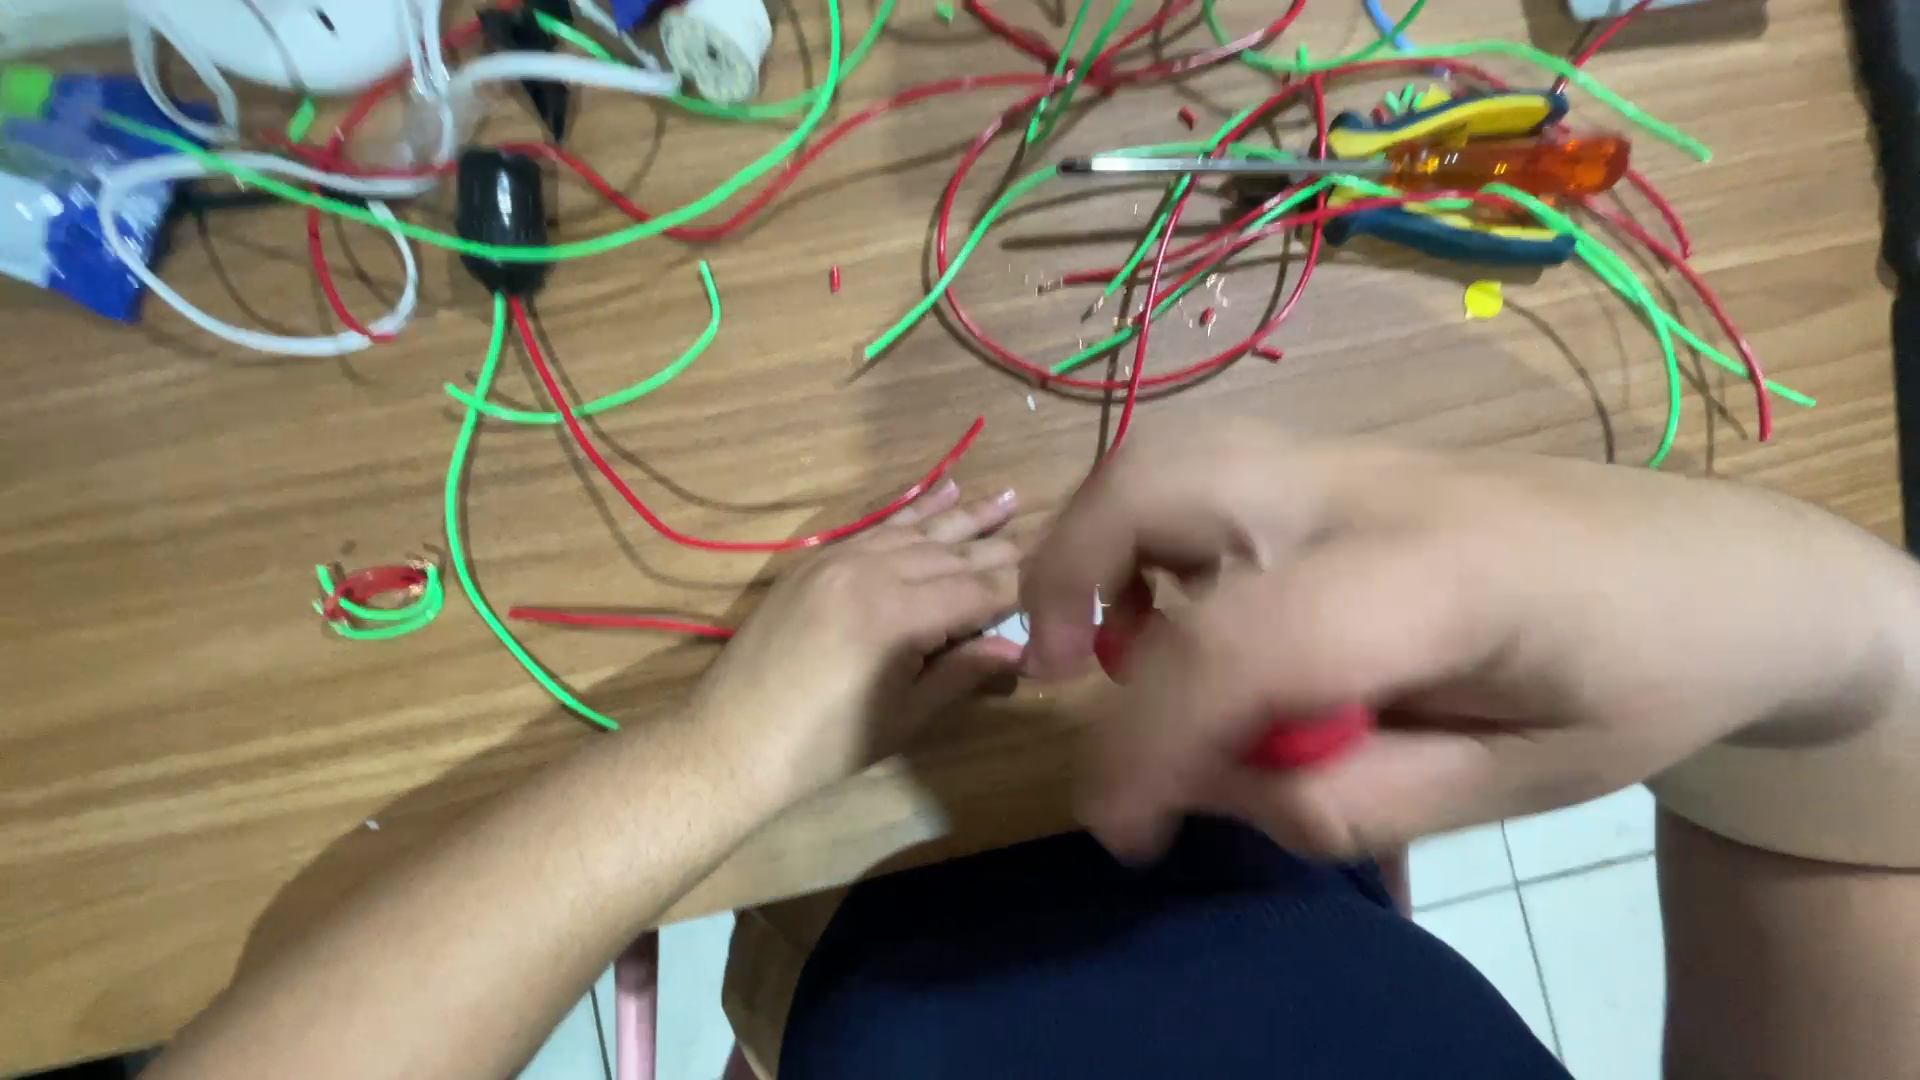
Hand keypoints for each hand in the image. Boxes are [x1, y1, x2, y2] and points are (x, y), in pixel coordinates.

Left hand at [690, 481, 1024, 803]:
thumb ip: (962, 672)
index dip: (1021, 586)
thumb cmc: (824, 746)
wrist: (728, 741)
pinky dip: (911, 510)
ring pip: (916, 530)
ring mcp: (839, 559)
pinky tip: (941, 492)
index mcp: (899, 615)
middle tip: (1047, 532)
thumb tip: (1020, 646)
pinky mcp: (816, 560)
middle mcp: (873, 571)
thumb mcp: (903, 716)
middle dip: (1000, 546)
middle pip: (951, 554)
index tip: (1058, 576)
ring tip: (1007, 497)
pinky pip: (875, 526)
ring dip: (963, 516)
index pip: (978, 590)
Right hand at [1021, 422, 1919, 859]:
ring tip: (1099, 636)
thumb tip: (1191, 776)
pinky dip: (1125, 528)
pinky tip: (1158, 596)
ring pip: (1150, 456)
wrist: (1698, 562)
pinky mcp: (1306, 453)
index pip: (1244, 642)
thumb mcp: (1505, 790)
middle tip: (1055, 671)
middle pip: (1154, 482)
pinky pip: (1174, 466)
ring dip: (1088, 545)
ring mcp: (1326, 451)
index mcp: (1436, 574)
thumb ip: (1334, 799)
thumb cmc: (1623, 684)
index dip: (1150, 738)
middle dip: (1065, 576)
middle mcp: (1355, 485)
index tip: (1118, 823)